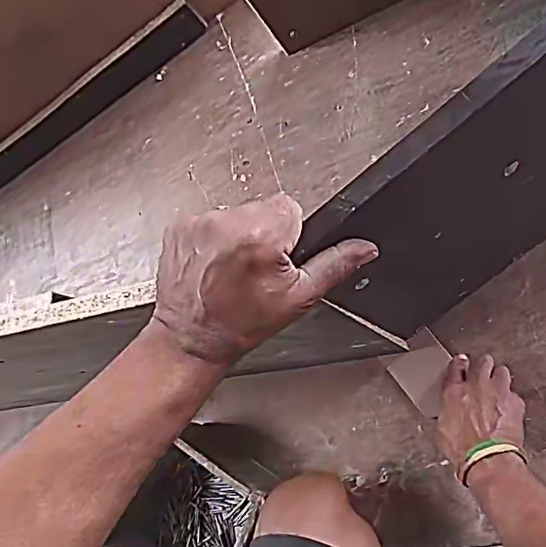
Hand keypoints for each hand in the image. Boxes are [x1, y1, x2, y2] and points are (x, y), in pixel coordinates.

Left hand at [149, 194, 378, 365]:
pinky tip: (214, 266)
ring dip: (237, 236)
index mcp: (260, 235)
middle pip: (262, 209)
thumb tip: (364, 248)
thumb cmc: (241, 324)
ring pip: (235, 214)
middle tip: (255, 269)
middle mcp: (226, 223)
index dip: (288, 236)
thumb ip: (334, 265)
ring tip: (233, 270)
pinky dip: (213, 240)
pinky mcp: (181, 228)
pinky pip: (209, 222)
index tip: (276, 259)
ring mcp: (199, 224)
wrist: (194, 338)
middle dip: (264, 234)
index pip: (290, 207)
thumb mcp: (298, 299)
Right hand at [439, 354, 526, 484]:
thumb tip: (450, 414)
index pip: (456, 368)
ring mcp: (498, 392)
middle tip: (483, 369)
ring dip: (499, 376)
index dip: (459, 364)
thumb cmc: (463, 447)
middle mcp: (476, 386)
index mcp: (454, 392)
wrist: (486, 457)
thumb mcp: (443, 430)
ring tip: (498, 383)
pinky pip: (514, 393)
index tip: (461, 363)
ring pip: (502, 371)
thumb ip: (448, 413)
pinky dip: (511, 398)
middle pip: (483, 363)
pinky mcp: (515, 402)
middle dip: (483, 365)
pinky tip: (509, 406)